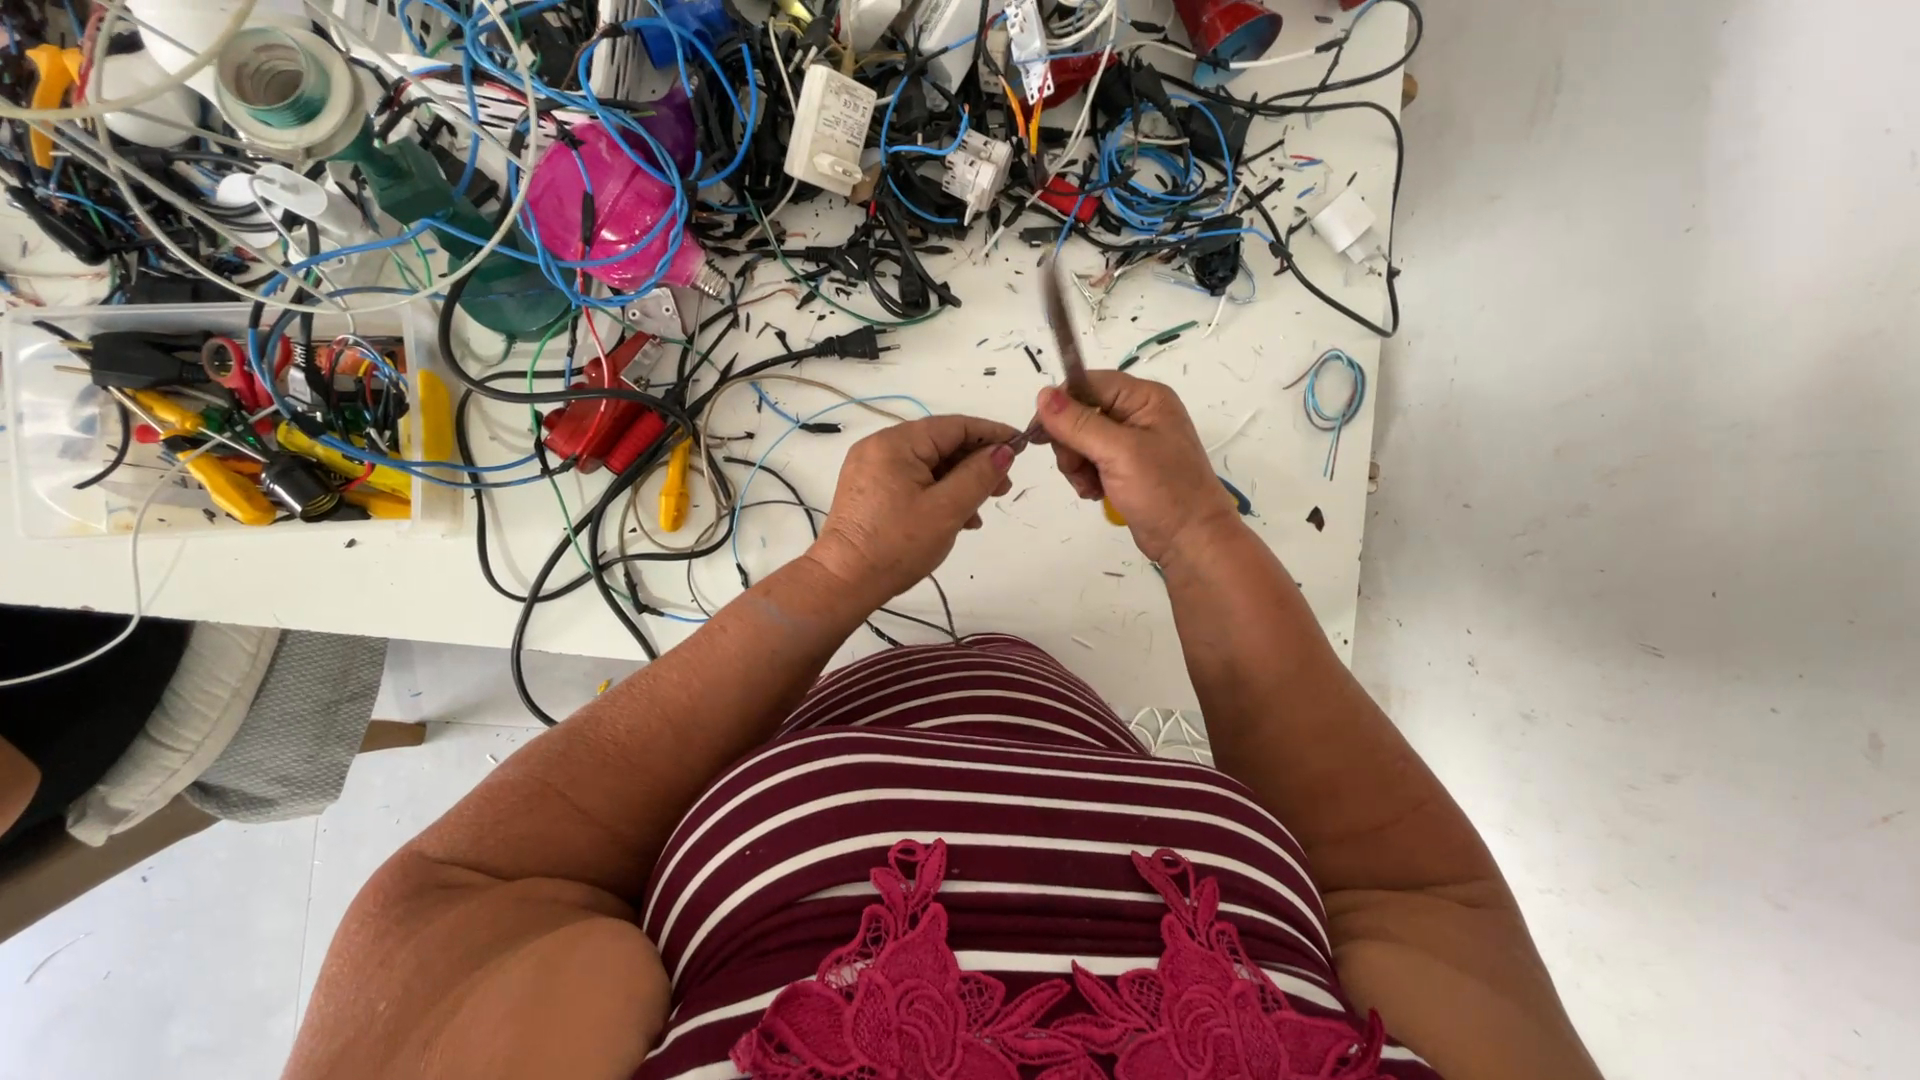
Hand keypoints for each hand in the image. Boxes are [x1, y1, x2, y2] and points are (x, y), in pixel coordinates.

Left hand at [808, 414, 1018, 602]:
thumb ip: (979, 476)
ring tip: (980, 511)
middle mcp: (880, 447)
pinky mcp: (869, 490)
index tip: (1021, 445)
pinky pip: (912, 480)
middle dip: (976, 463)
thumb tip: (1004, 451)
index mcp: (896, 443)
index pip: (954, 426)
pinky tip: (956, 518)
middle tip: (1004, 487)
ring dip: (959, 482)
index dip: (992, 434)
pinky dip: (937, 493)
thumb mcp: (947, 509)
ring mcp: (871, 468)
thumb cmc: (897, 545)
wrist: (844, 582)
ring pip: (928, 464)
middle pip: (940, 444)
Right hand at [1034, 373, 1242, 565]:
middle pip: (1080, 412)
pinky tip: (1096, 492)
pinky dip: (1084, 476)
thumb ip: (1079, 423)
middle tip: (1079, 469)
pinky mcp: (1124, 466)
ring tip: (1091, 486)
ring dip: (1076, 464)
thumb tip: (1042, 394)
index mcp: (1145, 398)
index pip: (1088, 383)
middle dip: (1070, 443)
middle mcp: (1137, 413)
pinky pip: (1088, 460)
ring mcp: (1130, 441)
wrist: (1191, 540)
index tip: (1041, 434)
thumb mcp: (1119, 453)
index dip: (1061, 405)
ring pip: (1079, 439)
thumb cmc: (1164, 491)